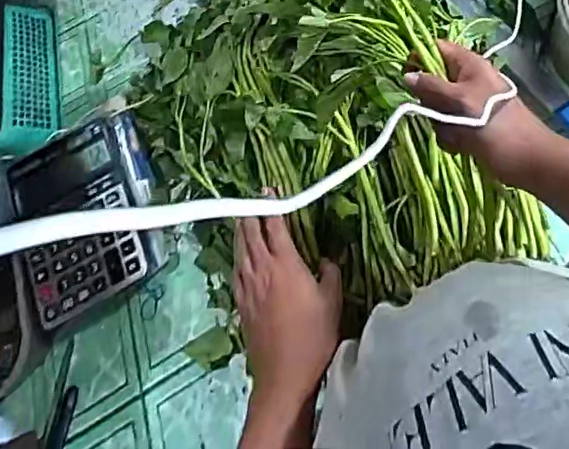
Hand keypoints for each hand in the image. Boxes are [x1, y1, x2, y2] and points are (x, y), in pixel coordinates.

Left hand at [235, 214, 340, 418]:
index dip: (271, 205)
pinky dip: (237, 256)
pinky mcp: (241, 303)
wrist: (284, 377)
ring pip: (240, 250)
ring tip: (243, 220)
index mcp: (285, 263)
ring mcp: (248, 286)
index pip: (275, 225)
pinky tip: (240, 256)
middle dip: (251, 213)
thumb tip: (325, 260)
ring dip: (241, 231)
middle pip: (251, 233)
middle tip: (254, 200)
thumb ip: (330, 273)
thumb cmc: (313, 337)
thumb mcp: (333, 301)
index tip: (270, 192)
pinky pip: (236, 270)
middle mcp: (262, 269)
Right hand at [404, 40, 562, 187]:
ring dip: (440, 124)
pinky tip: (461, 147)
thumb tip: (406, 75)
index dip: (418, 59)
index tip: (406, 78)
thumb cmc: (497, 127)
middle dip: (430, 102)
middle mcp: (467, 79)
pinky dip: (450, 137)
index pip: (434, 48)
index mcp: (468, 64)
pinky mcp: (470, 124)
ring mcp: (469, 102)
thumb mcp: (461, 102)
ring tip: (455, 136)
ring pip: (437, 107)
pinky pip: (448, 125)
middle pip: (431, 81)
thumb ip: (431, 87)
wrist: (530, 162)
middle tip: (439, 114)